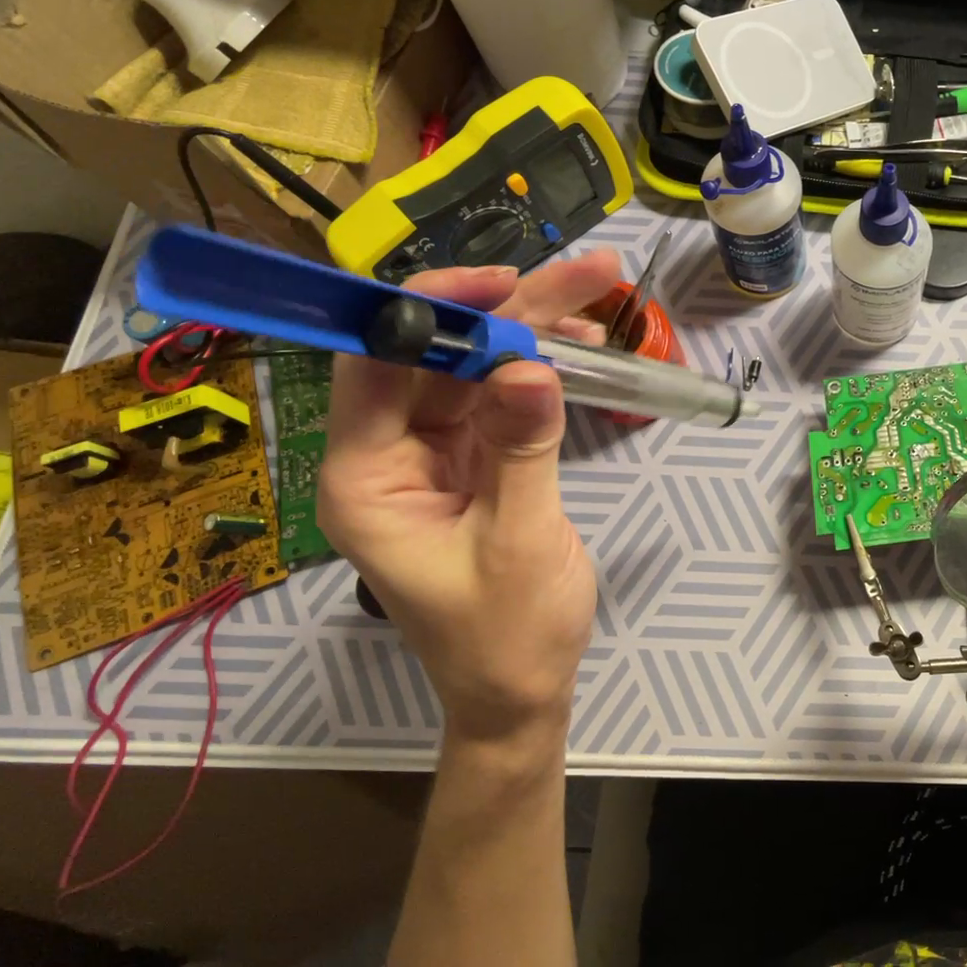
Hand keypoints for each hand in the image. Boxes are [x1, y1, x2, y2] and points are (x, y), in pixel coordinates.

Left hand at [318, 254, 621, 740]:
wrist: (523, 693)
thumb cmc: (508, 636)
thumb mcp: (518, 543)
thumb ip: (521, 451)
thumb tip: (533, 365)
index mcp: (367, 479)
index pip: (375, 368)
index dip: (429, 312)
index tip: (500, 282)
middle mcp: (390, 456)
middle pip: (436, 357)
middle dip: (507, 311)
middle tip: (587, 273)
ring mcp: (434, 458)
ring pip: (474, 370)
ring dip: (533, 331)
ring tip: (599, 296)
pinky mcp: (474, 464)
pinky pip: (500, 401)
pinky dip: (540, 372)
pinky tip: (582, 348)